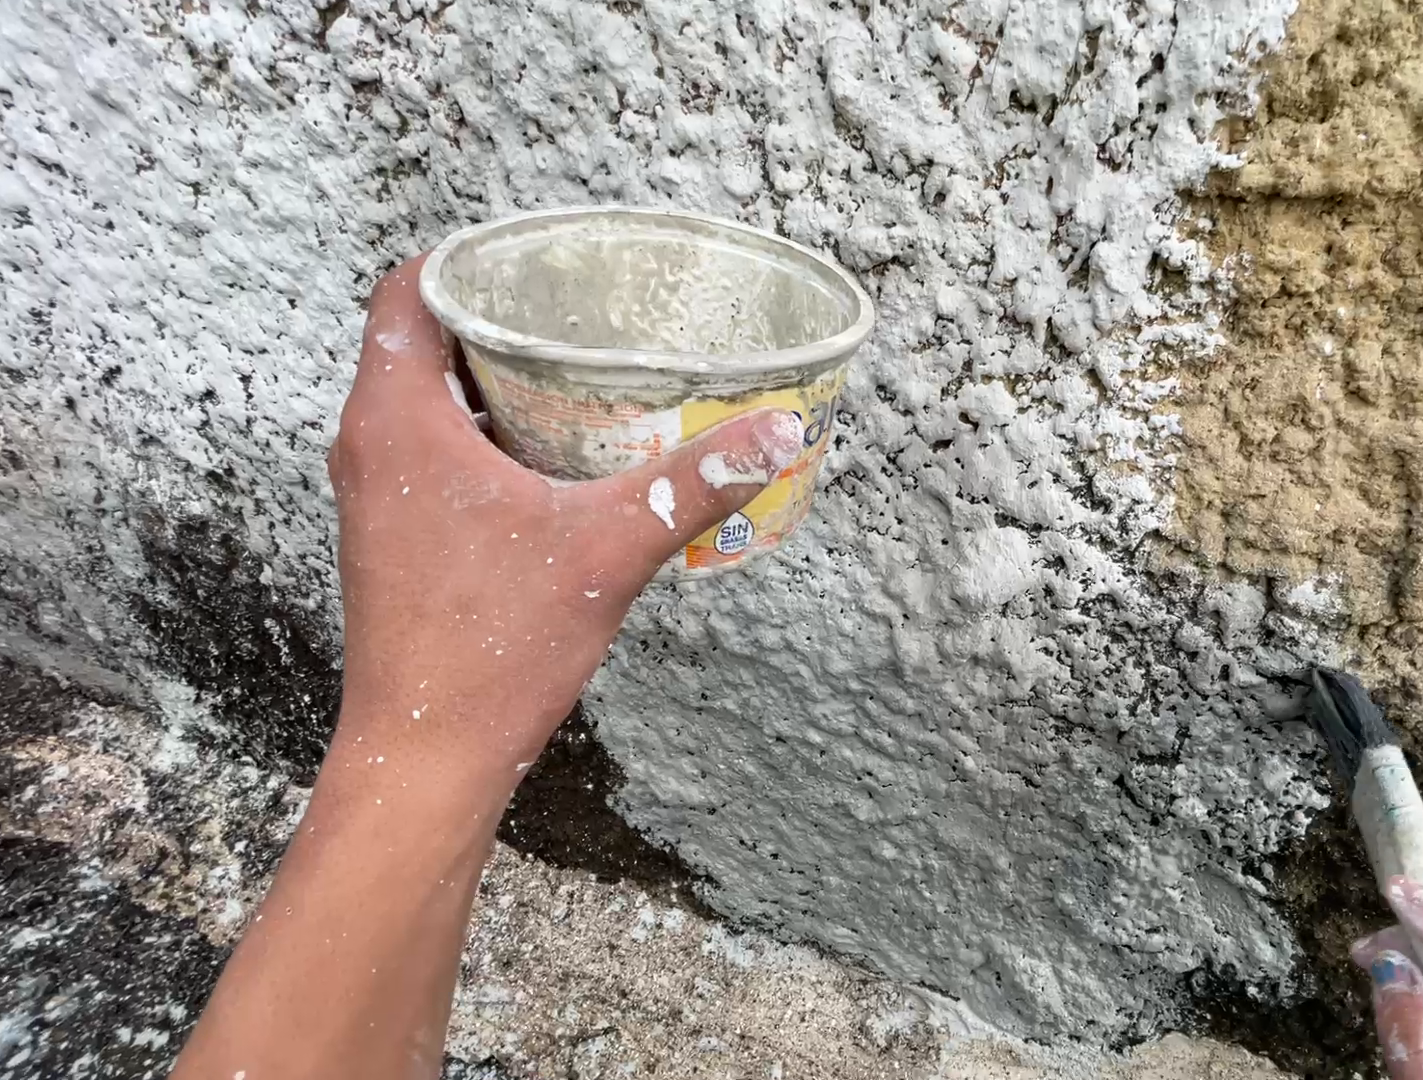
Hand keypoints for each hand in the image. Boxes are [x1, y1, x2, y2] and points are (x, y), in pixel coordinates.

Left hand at [171, 255, 807, 1079]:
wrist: (432, 753)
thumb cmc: (496, 647)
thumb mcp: (611, 548)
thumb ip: (696, 484)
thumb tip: (780, 431)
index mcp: (398, 423)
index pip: (413, 291)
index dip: (478, 260)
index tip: (551, 262)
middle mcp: (377, 446)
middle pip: (432, 340)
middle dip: (511, 318)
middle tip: (594, 316)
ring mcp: (388, 493)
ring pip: (442, 398)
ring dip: (510, 379)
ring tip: (594, 374)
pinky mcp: (410, 532)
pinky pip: (451, 450)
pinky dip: (506, 432)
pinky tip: (573, 457)